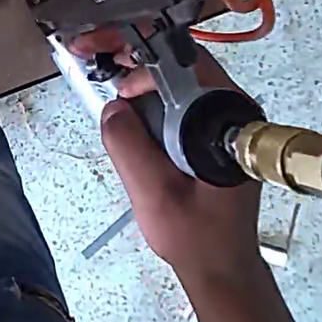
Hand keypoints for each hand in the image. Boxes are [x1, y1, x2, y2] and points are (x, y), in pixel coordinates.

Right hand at [80, 31, 262, 284]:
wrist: (221, 268)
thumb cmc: (197, 238)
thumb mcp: (155, 194)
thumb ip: (130, 148)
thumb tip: (112, 107)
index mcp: (229, 117)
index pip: (184, 63)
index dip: (140, 55)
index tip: (106, 58)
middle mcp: (231, 108)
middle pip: (179, 62)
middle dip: (132, 56)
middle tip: (90, 53)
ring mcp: (222, 119)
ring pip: (175, 78)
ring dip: (136, 74)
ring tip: (100, 74)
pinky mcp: (210, 131)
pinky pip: (176, 101)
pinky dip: (146, 97)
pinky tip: (122, 103)